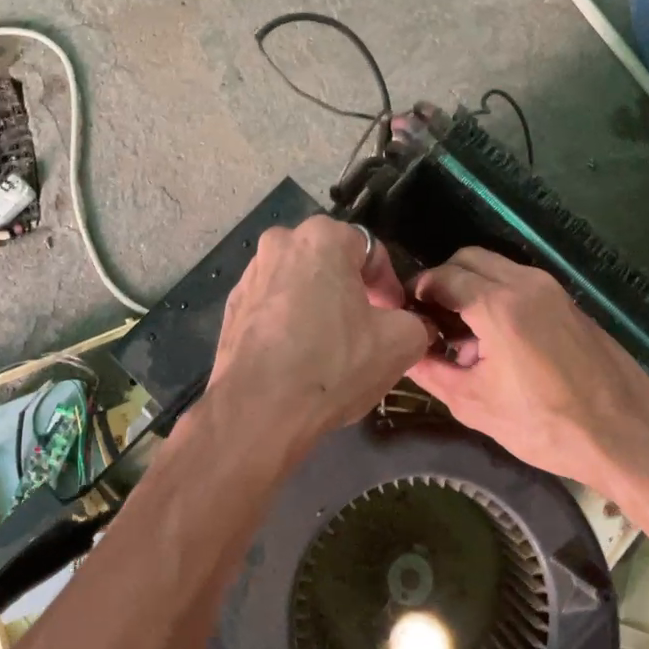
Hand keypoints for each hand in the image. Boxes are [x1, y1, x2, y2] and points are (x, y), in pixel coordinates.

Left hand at [209, 217, 429, 453]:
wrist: (257, 411)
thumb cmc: (333, 364)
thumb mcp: (399, 343)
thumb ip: (417, 323)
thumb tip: (417, 326)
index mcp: (321, 237)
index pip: (372, 251)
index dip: (390, 287)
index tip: (396, 318)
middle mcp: (280, 244)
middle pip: (332, 264)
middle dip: (353, 293)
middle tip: (368, 331)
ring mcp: (250, 276)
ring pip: (300, 285)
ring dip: (320, 307)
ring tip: (334, 349)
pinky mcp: (231, 309)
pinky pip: (274, 309)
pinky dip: (291, 325)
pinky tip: (301, 360)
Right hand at [407, 247, 648, 487]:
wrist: (628, 432)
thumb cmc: (547, 424)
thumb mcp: (476, 404)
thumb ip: (432, 371)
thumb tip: (405, 353)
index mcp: (498, 305)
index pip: (443, 276)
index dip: (418, 292)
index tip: (406, 316)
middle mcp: (524, 282)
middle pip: (468, 259)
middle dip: (443, 281)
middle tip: (431, 320)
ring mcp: (551, 287)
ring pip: (495, 266)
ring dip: (471, 286)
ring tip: (462, 333)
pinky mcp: (567, 300)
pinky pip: (519, 281)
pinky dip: (497, 293)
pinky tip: (495, 337)